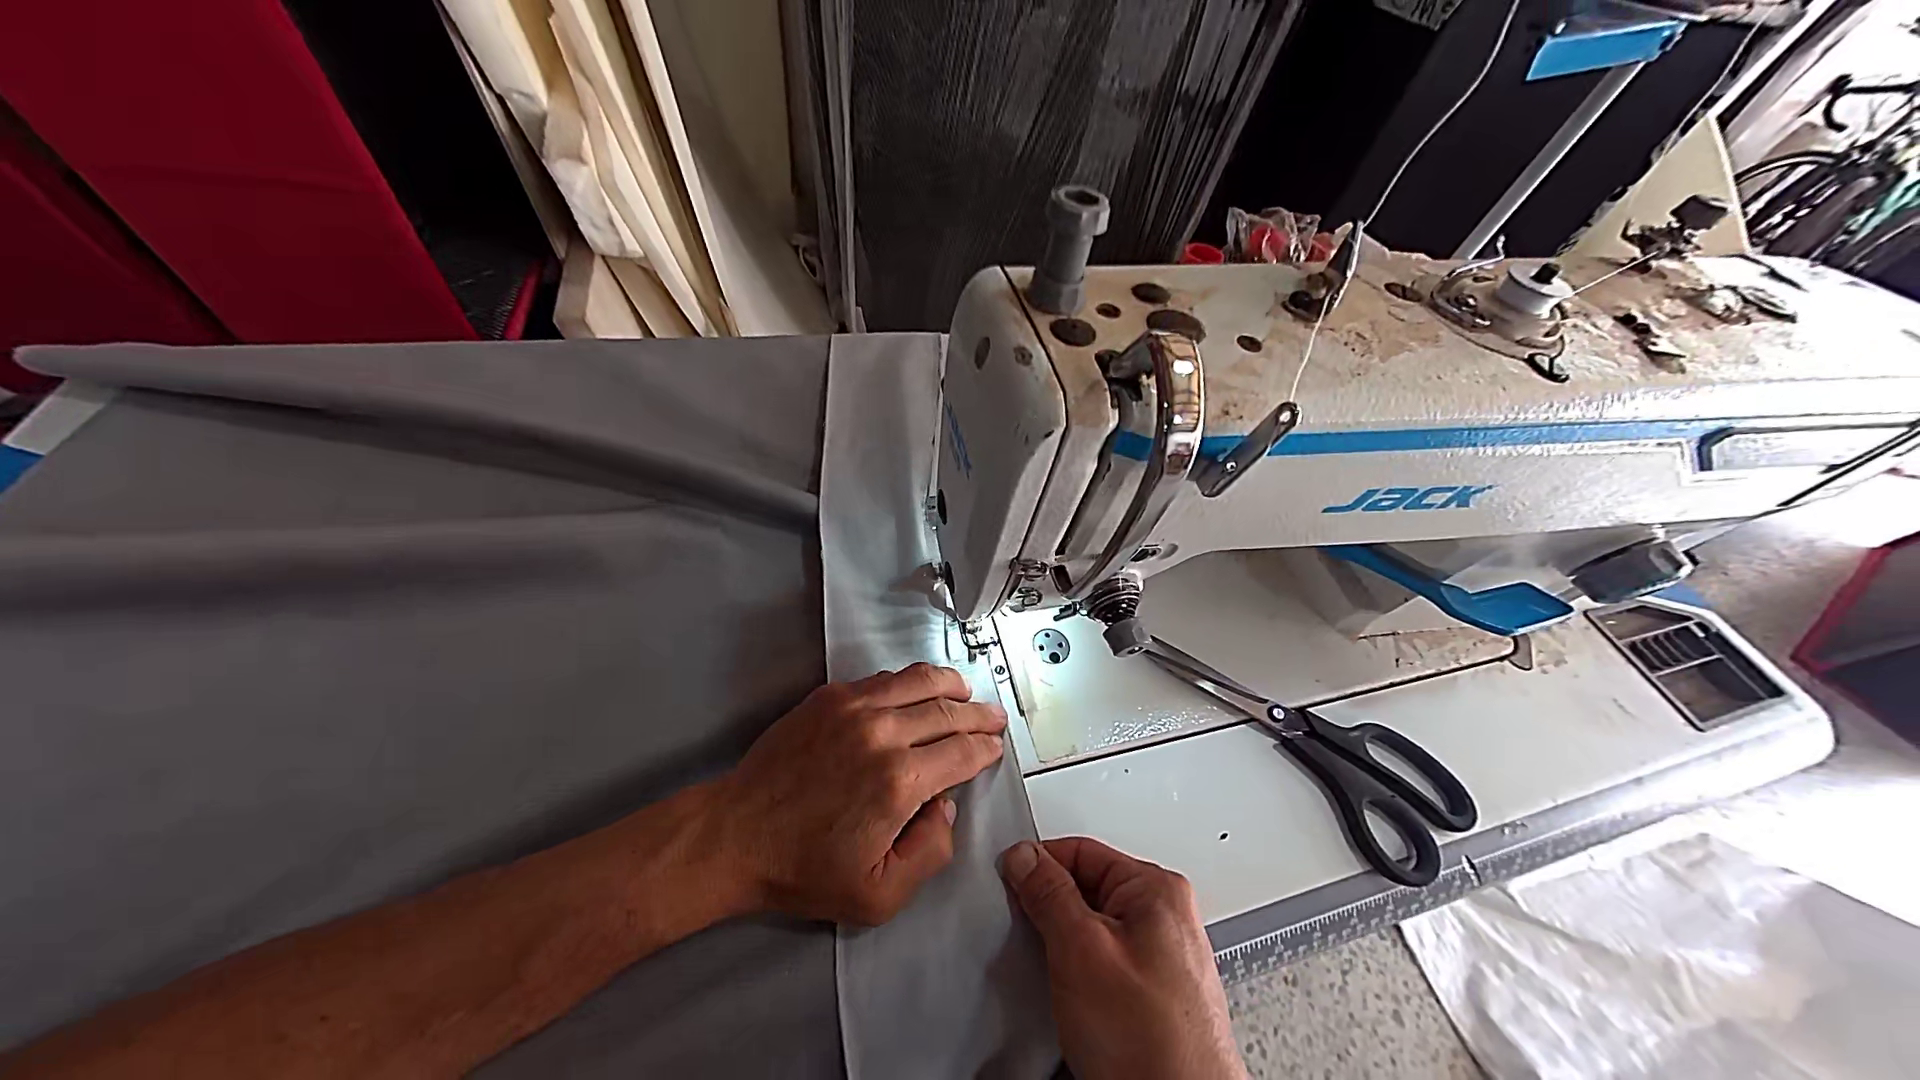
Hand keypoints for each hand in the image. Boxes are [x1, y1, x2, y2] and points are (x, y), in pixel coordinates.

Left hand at [710, 663, 1006, 924]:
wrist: (735, 835)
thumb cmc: (800, 867)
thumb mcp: (878, 895)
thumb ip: (931, 853)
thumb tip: (945, 809)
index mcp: (899, 781)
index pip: (963, 751)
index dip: (985, 749)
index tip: (992, 748)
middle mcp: (881, 734)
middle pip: (949, 710)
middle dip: (978, 714)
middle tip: (991, 717)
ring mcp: (853, 708)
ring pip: (919, 680)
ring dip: (950, 684)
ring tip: (964, 689)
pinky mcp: (829, 698)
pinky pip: (883, 678)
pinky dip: (909, 680)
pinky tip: (916, 689)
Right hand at [1000, 837, 1243, 1079]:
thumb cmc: (1153, 1046)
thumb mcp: (1081, 950)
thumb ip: (1049, 894)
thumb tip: (1024, 857)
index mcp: (1157, 889)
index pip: (1080, 850)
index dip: (1038, 863)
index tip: (1010, 881)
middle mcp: (1165, 915)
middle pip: (1085, 887)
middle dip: (1050, 908)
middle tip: (1030, 935)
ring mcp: (1160, 954)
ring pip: (1091, 926)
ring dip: (1062, 943)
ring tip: (1054, 973)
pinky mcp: (1151, 989)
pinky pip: (1102, 958)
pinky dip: (1078, 969)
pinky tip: (1071, 996)